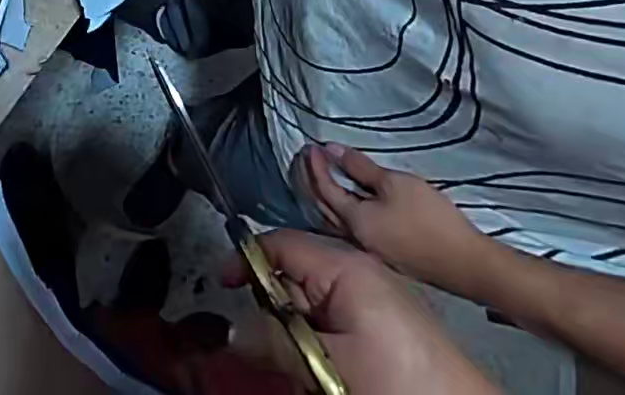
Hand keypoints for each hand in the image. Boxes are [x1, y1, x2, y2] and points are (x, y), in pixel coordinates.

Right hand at [228, 231, 499, 394]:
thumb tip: (228, 329)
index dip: (247, 259)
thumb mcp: (328, 362)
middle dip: (277, 307)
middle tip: (276, 347)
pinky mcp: (387, 318)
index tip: (224, 284)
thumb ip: (274, 339)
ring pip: (314, 300)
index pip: (279, 243)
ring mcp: (375, 292)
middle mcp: (358, 268)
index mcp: (343, 264)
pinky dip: (324, 338)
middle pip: (294, 272)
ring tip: (312, 368)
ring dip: (301, 330)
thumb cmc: (399, 382)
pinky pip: (338, 316)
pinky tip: (331, 368)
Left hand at [294, 142, 506, 300]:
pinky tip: (341, 201)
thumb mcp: (394, 183)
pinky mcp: (384, 254)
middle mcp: (354, 237)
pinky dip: (336, 209)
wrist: (470, 265)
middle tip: (306, 157)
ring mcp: (369, 249)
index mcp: (354, 220)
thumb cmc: (430, 219)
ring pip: (331, 219)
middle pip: (321, 206)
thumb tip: (331, 150)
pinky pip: (346, 228)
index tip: (311, 146)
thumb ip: (360, 167)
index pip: (324, 189)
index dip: (316, 166)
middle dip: (310, 180)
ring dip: (320, 195)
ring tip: (317, 174)